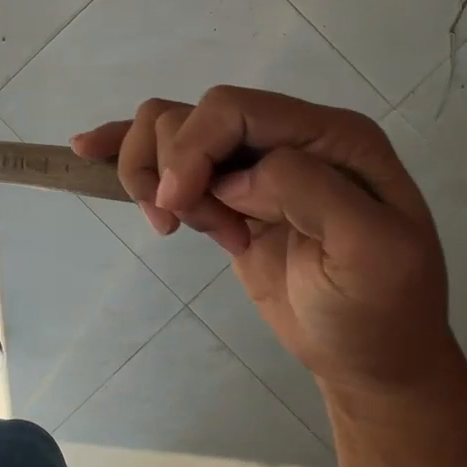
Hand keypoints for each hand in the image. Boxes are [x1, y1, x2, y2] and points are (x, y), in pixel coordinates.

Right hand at [73, 86, 456, 397]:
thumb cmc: (379, 311)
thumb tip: (235, 176)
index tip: (176, 206)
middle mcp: (284, 132)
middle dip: (175, 173)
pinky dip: (119, 145)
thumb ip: (311, 192)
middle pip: (188, 116)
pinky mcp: (216, 183)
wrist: (368, 358)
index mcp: (329, 135)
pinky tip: (87, 150)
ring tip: (181, 226)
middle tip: (205, 231)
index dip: (191, 148)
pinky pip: (158, 146)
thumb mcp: (375, 255)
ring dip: (153, 177)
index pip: (231, 108)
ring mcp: (246, 157)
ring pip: (163, 128)